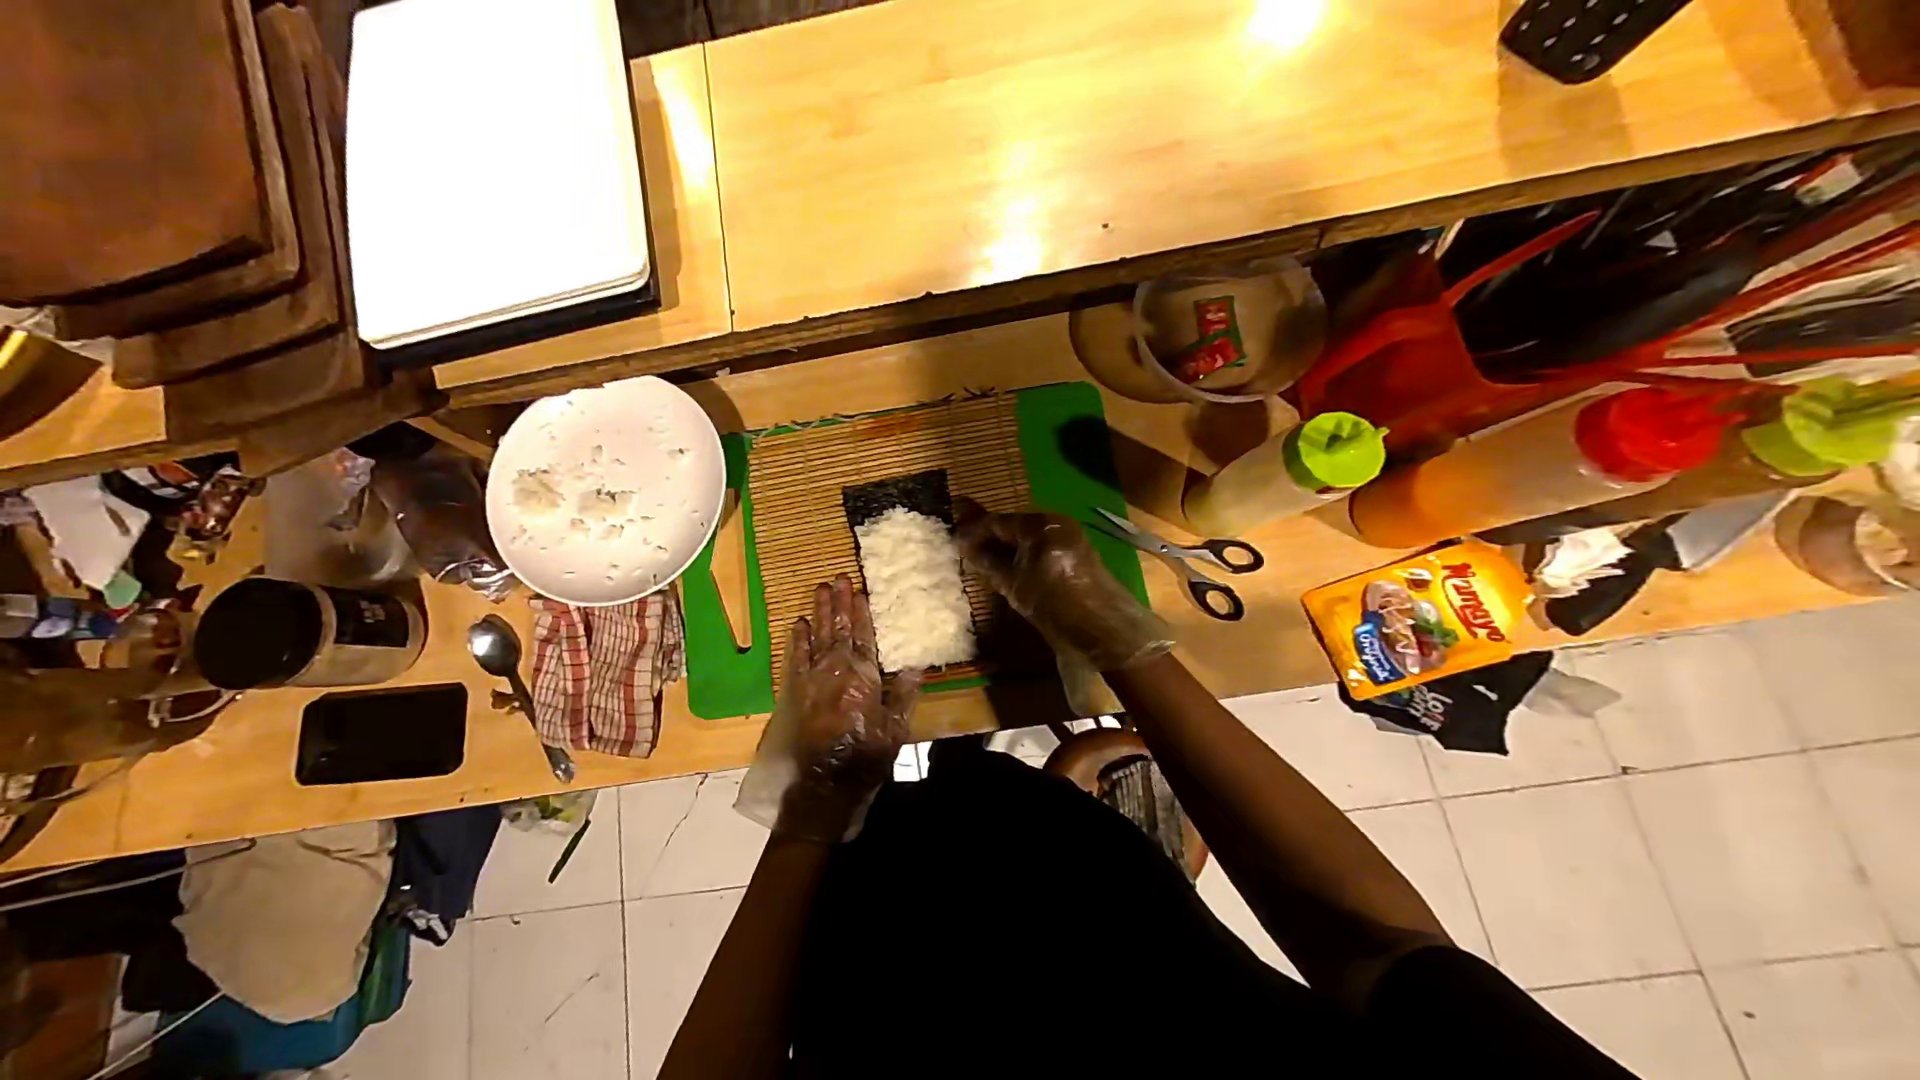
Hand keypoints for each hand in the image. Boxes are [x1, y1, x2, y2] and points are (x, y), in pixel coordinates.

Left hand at [770, 574, 921, 841]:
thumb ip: (903, 693)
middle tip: (837, 577)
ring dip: (819, 612)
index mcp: (863, 676)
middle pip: (839, 630)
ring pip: (818, 637)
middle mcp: (836, 670)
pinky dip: (798, 640)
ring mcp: (814, 679)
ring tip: (819, 588)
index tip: (859, 589)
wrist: (826, 782)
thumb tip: (912, 665)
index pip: (863, 636)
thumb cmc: (867, 754)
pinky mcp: (798, 691)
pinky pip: (797, 658)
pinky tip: (799, 623)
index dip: (861, 612)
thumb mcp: (896, 727)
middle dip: (838, 603)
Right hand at [954, 498, 1172, 671]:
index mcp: (1040, 524)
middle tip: (968, 553)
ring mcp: (1070, 535)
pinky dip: (1026, 554)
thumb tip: (964, 546)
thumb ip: (988, 561)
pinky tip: (1013, 569)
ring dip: (1008, 548)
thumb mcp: (1014, 585)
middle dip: (991, 538)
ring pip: (1029, 536)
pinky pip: (1043, 546)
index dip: (974, 531)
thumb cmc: (1054, 604)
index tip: (955, 542)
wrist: (1103, 628)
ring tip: (987, 563)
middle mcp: (1056, 522)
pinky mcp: (1078, 551)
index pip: (998, 521)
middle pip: (1015, 525)